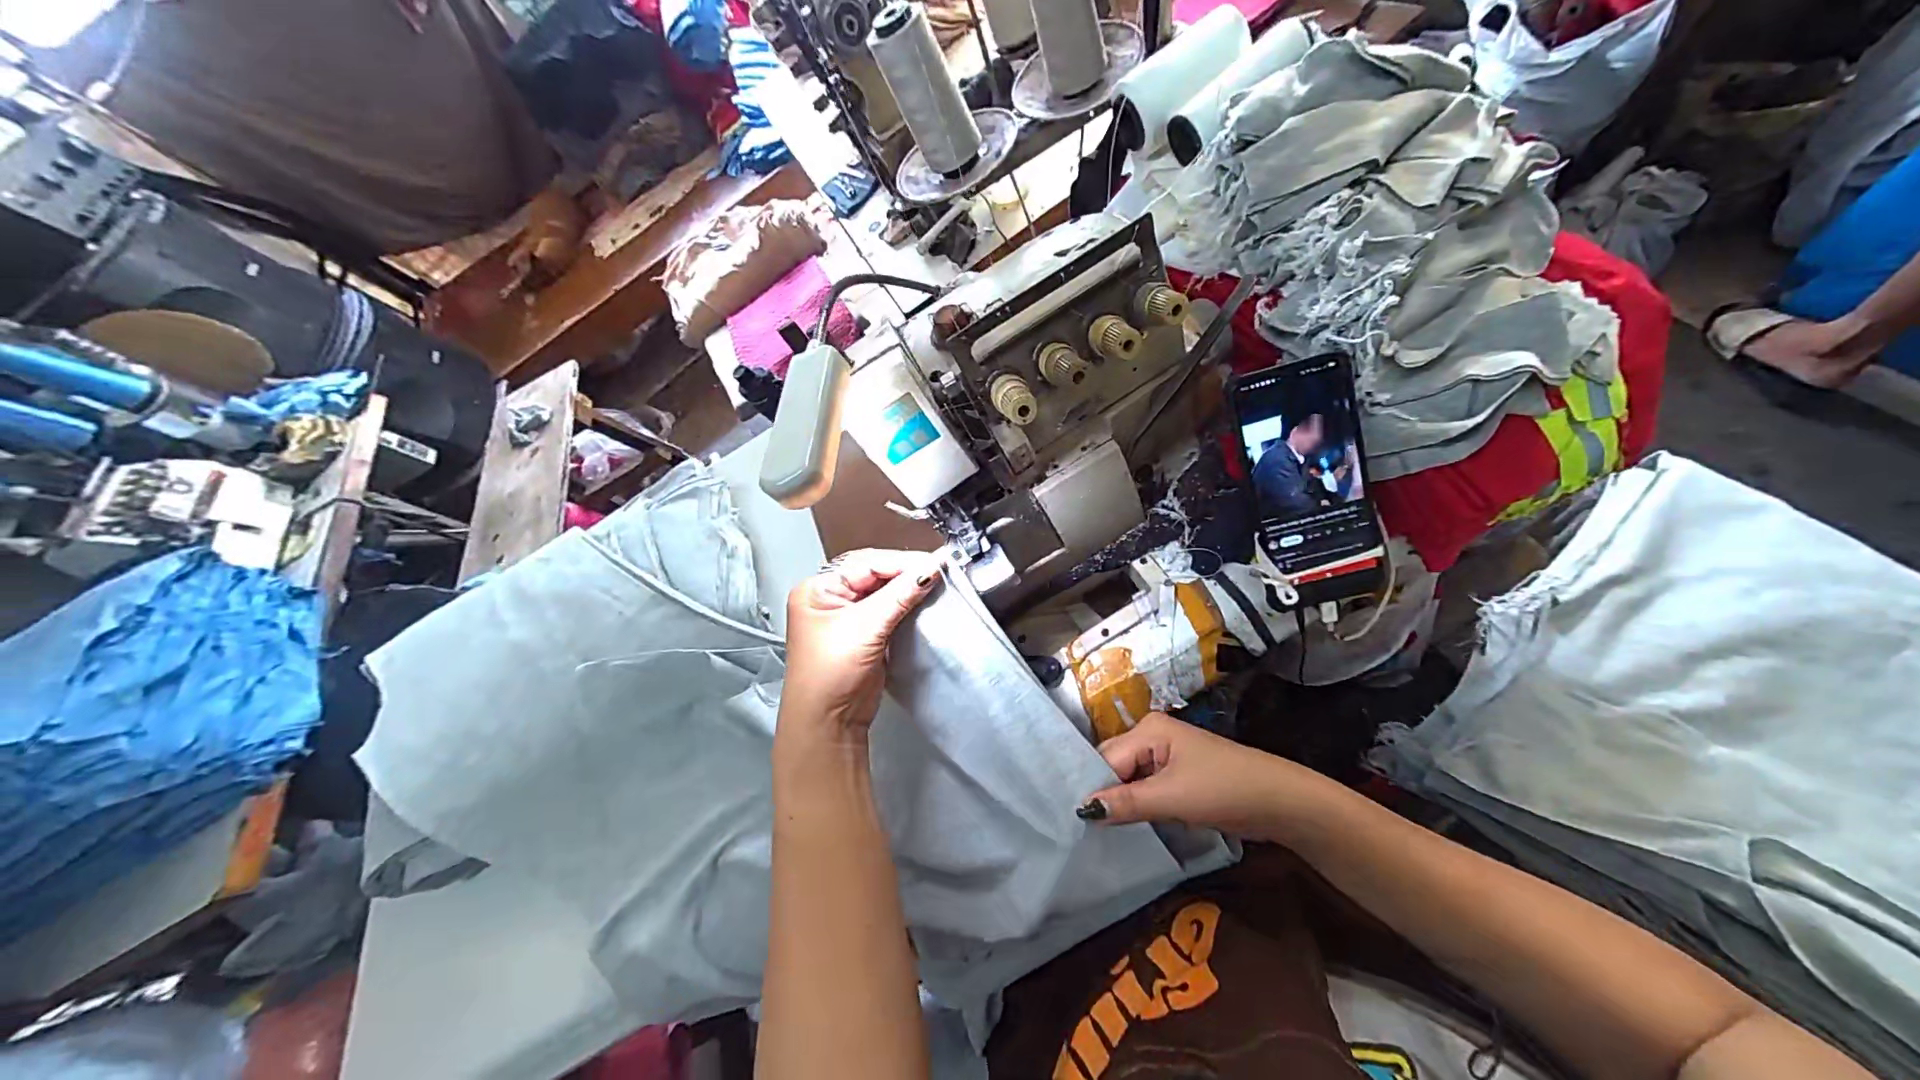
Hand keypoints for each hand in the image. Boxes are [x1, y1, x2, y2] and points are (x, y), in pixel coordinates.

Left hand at [781, 549, 940, 740]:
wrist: (827, 722)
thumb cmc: (825, 679)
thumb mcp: (864, 628)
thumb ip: (898, 596)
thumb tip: (926, 572)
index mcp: (817, 589)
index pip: (866, 563)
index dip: (900, 563)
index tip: (931, 564)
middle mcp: (830, 598)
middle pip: (875, 573)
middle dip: (905, 572)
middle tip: (935, 571)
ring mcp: (847, 616)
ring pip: (884, 590)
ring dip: (907, 587)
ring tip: (932, 583)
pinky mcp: (865, 633)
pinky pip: (889, 608)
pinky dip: (906, 604)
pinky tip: (921, 601)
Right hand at [1077, 712, 1335, 837]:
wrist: (1281, 802)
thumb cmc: (1225, 790)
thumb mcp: (1172, 798)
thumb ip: (1126, 802)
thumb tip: (1083, 810)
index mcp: (1149, 729)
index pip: (1106, 758)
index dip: (1094, 788)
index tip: (1077, 819)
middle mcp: (1152, 736)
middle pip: (1114, 765)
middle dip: (1104, 794)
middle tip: (1085, 828)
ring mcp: (1166, 756)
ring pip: (1128, 779)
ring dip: (1120, 803)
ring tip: (1101, 831)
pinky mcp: (1178, 777)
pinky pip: (1144, 788)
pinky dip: (1137, 806)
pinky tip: (1127, 825)